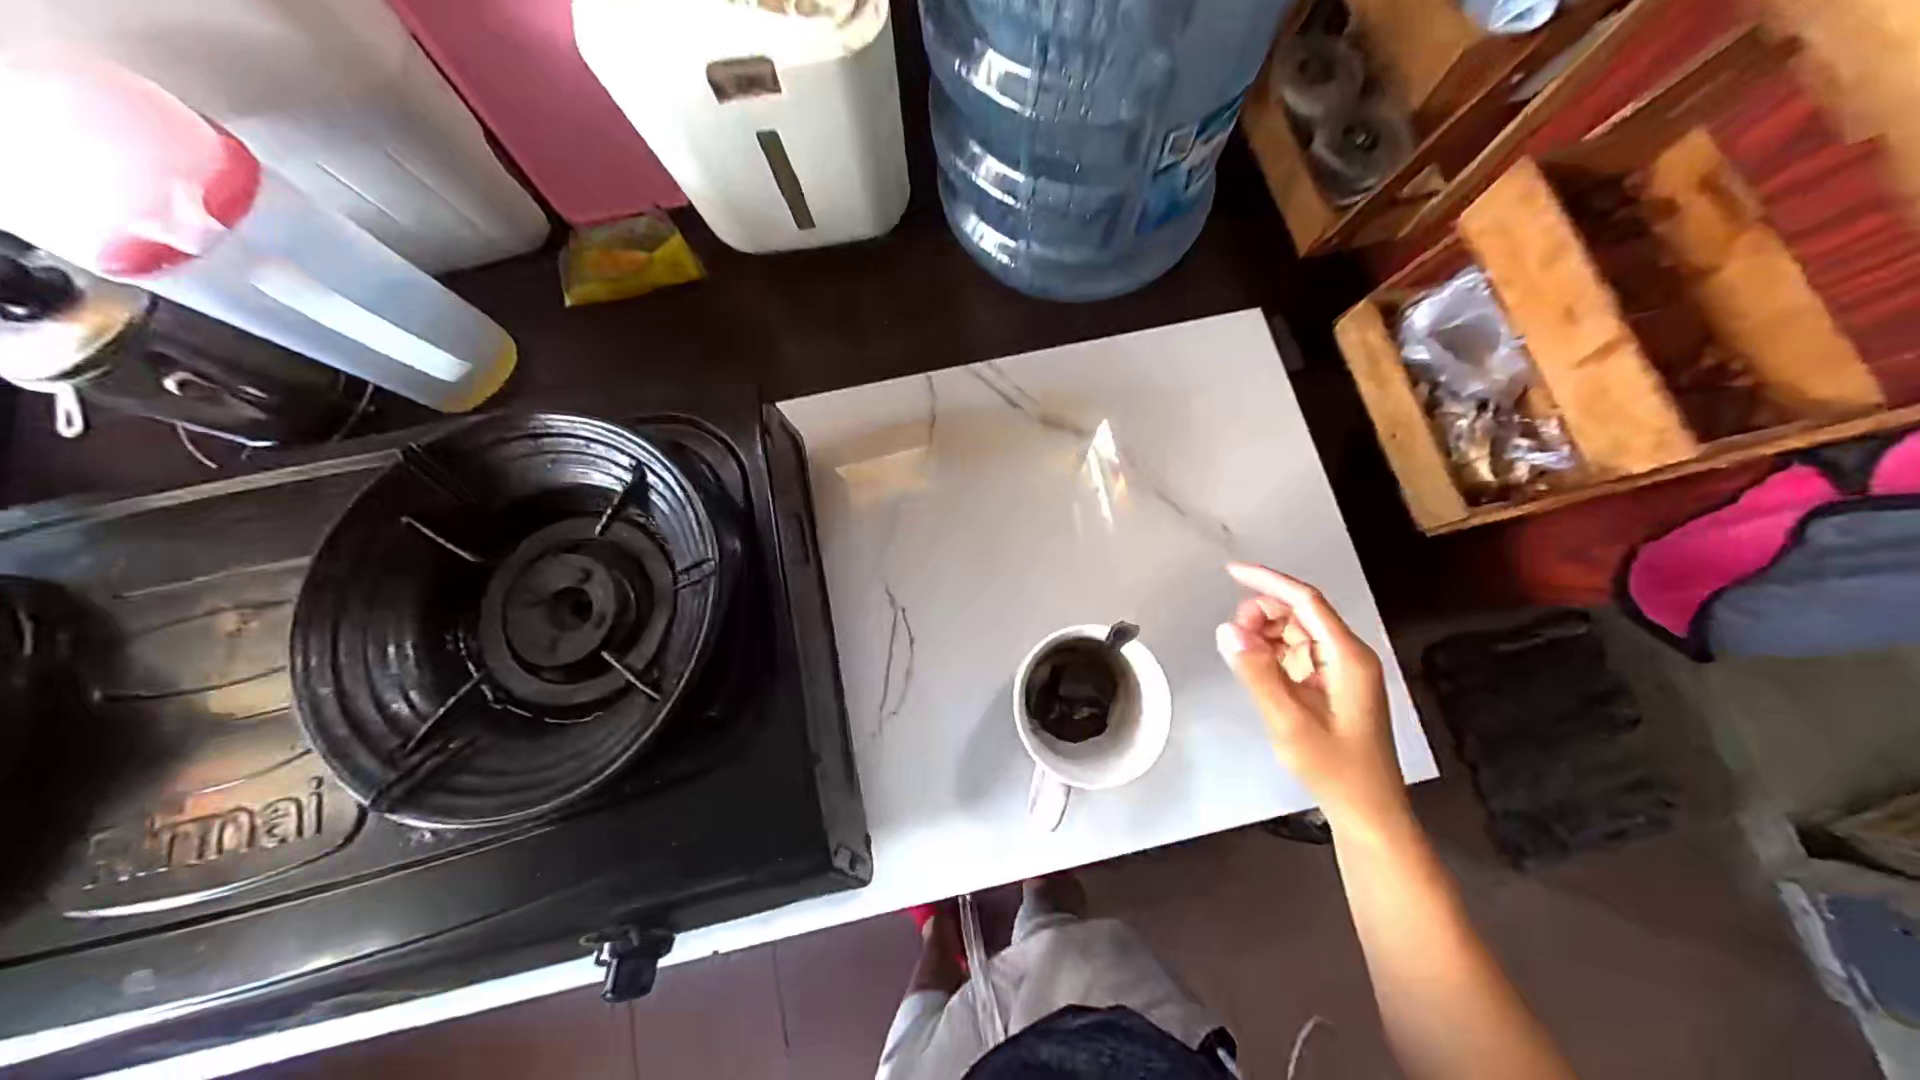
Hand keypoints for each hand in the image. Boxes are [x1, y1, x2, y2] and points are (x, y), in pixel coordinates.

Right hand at [1215, 563, 1408, 829]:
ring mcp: (1341, 670)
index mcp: (1347, 656)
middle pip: (1300, 613)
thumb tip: (1227, 631)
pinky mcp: (1332, 685)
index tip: (1232, 571)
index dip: (1268, 581)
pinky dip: (1272, 653)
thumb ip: (1257, 674)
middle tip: (1233, 638)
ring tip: (1241, 655)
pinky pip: (1297, 653)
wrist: (1367, 809)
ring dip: (1265, 634)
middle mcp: (1347, 655)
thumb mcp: (1289, 722)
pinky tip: (1256, 668)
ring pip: (1296, 632)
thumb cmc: (1335, 768)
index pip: (1306, 600)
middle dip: (1262, 614)